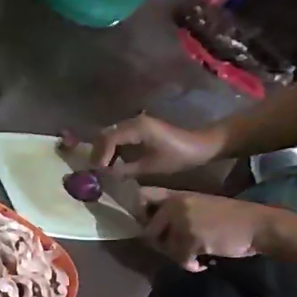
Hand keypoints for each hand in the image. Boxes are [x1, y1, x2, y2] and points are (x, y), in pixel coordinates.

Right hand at [65, 113, 224, 177]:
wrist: (200, 146)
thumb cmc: (178, 157)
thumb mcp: (150, 167)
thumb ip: (125, 170)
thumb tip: (105, 175)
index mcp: (137, 128)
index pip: (108, 139)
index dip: (100, 156)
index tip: (98, 172)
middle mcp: (133, 121)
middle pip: (104, 134)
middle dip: (98, 153)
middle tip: (96, 171)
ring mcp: (135, 123)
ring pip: (109, 135)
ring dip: (103, 150)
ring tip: (103, 168)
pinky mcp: (138, 128)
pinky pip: (117, 136)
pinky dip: (111, 148)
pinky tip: (113, 162)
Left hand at [141, 188, 278, 270]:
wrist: (258, 225)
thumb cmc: (232, 217)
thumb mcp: (200, 205)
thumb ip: (176, 212)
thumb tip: (151, 226)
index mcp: (176, 195)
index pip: (143, 197)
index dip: (139, 212)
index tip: (144, 224)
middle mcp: (174, 206)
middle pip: (149, 231)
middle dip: (161, 244)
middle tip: (180, 249)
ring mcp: (181, 223)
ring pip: (165, 248)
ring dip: (179, 256)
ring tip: (196, 255)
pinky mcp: (191, 240)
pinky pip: (181, 259)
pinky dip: (191, 265)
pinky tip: (204, 263)